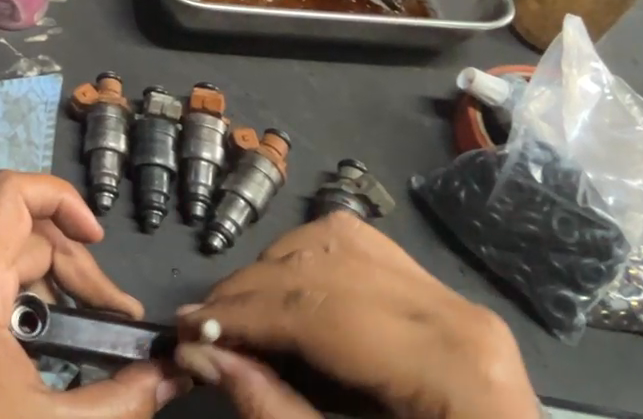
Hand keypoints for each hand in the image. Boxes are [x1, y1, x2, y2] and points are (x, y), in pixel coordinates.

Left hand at [0, 170, 186, 418]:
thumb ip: (121, 399)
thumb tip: (173, 374)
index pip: (12, 193)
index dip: (61, 199)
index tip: (99, 239)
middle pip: (19, 234)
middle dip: (75, 269)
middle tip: (117, 321)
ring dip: (50, 289)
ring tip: (87, 339)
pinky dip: (15, 303)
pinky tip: (42, 348)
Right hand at [173, 214, 536, 418]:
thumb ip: (276, 411)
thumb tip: (200, 352)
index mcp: (450, 369)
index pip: (321, 311)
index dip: (244, 315)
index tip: (186, 328)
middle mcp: (456, 316)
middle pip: (324, 267)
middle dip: (248, 292)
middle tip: (199, 324)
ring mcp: (456, 300)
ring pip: (336, 241)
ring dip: (273, 269)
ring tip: (238, 313)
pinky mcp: (447, 298)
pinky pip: (362, 249)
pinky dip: (309, 260)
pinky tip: (284, 295)